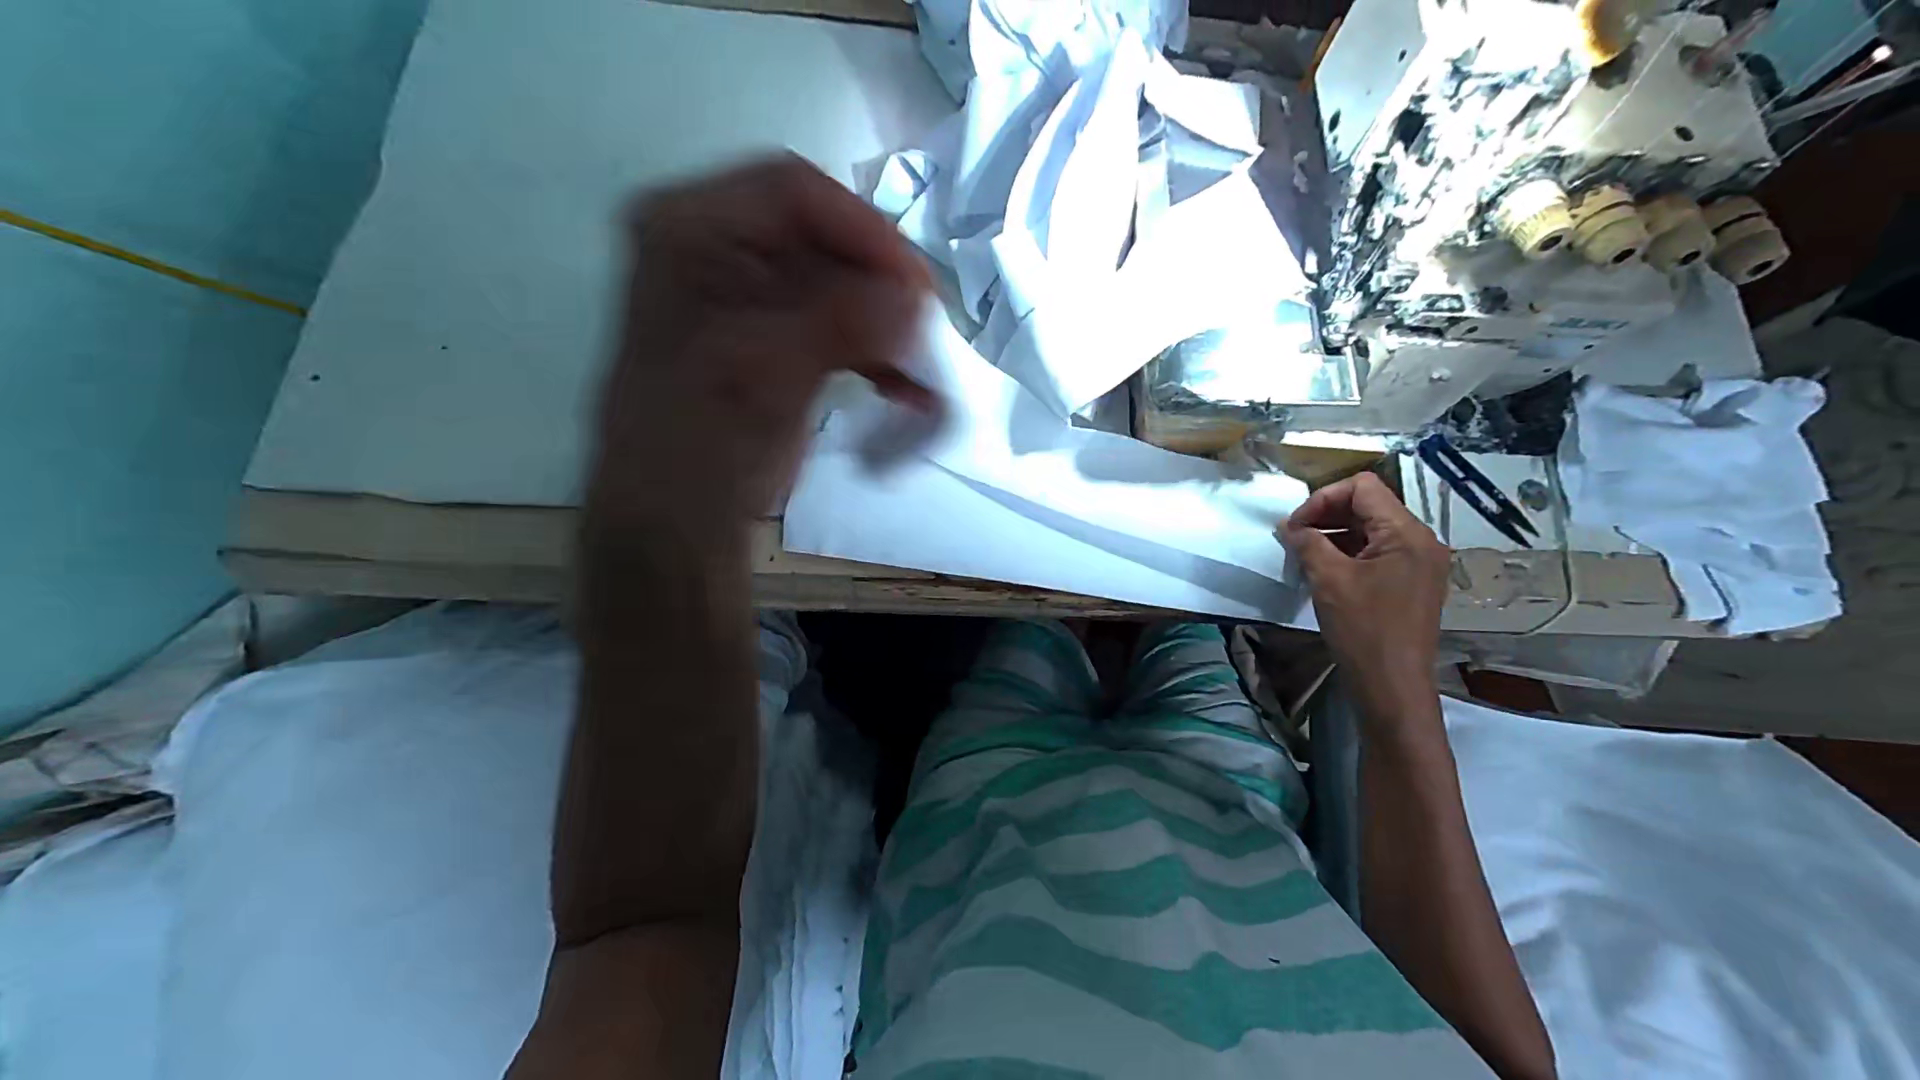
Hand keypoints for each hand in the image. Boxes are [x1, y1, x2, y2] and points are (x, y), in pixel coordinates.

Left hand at [584, 154, 934, 558]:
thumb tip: (918, 299)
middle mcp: (717, 246)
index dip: (864, 233)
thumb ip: (843, 323)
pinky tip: (907, 388)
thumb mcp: (765, 372)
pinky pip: (839, 324)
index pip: (793, 193)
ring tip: (923, 370)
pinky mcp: (775, 335)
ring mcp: (748, 293)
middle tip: (927, 331)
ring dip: (887, 325)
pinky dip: (877, 353)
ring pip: (840, 283)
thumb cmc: (700, 443)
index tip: (918, 290)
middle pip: (824, 238)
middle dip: (882, 287)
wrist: (675, 518)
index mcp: (691, 230)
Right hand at [1280, 472, 1451, 714]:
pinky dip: (1348, 552)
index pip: (1362, 487)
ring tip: (1304, 554)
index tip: (1295, 525)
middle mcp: (1421, 541)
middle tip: (1295, 537)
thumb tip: (1292, 526)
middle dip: (1327, 514)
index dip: (1323, 498)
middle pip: (1369, 505)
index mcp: (1407, 534)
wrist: (1392, 684)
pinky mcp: (1411, 582)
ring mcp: (1419, 563)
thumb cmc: (1363, 629)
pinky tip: (1324, 570)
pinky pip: (1377, 552)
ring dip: (1335, 533)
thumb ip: (1309, 543)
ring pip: (1371, 529)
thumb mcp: (1328, 579)